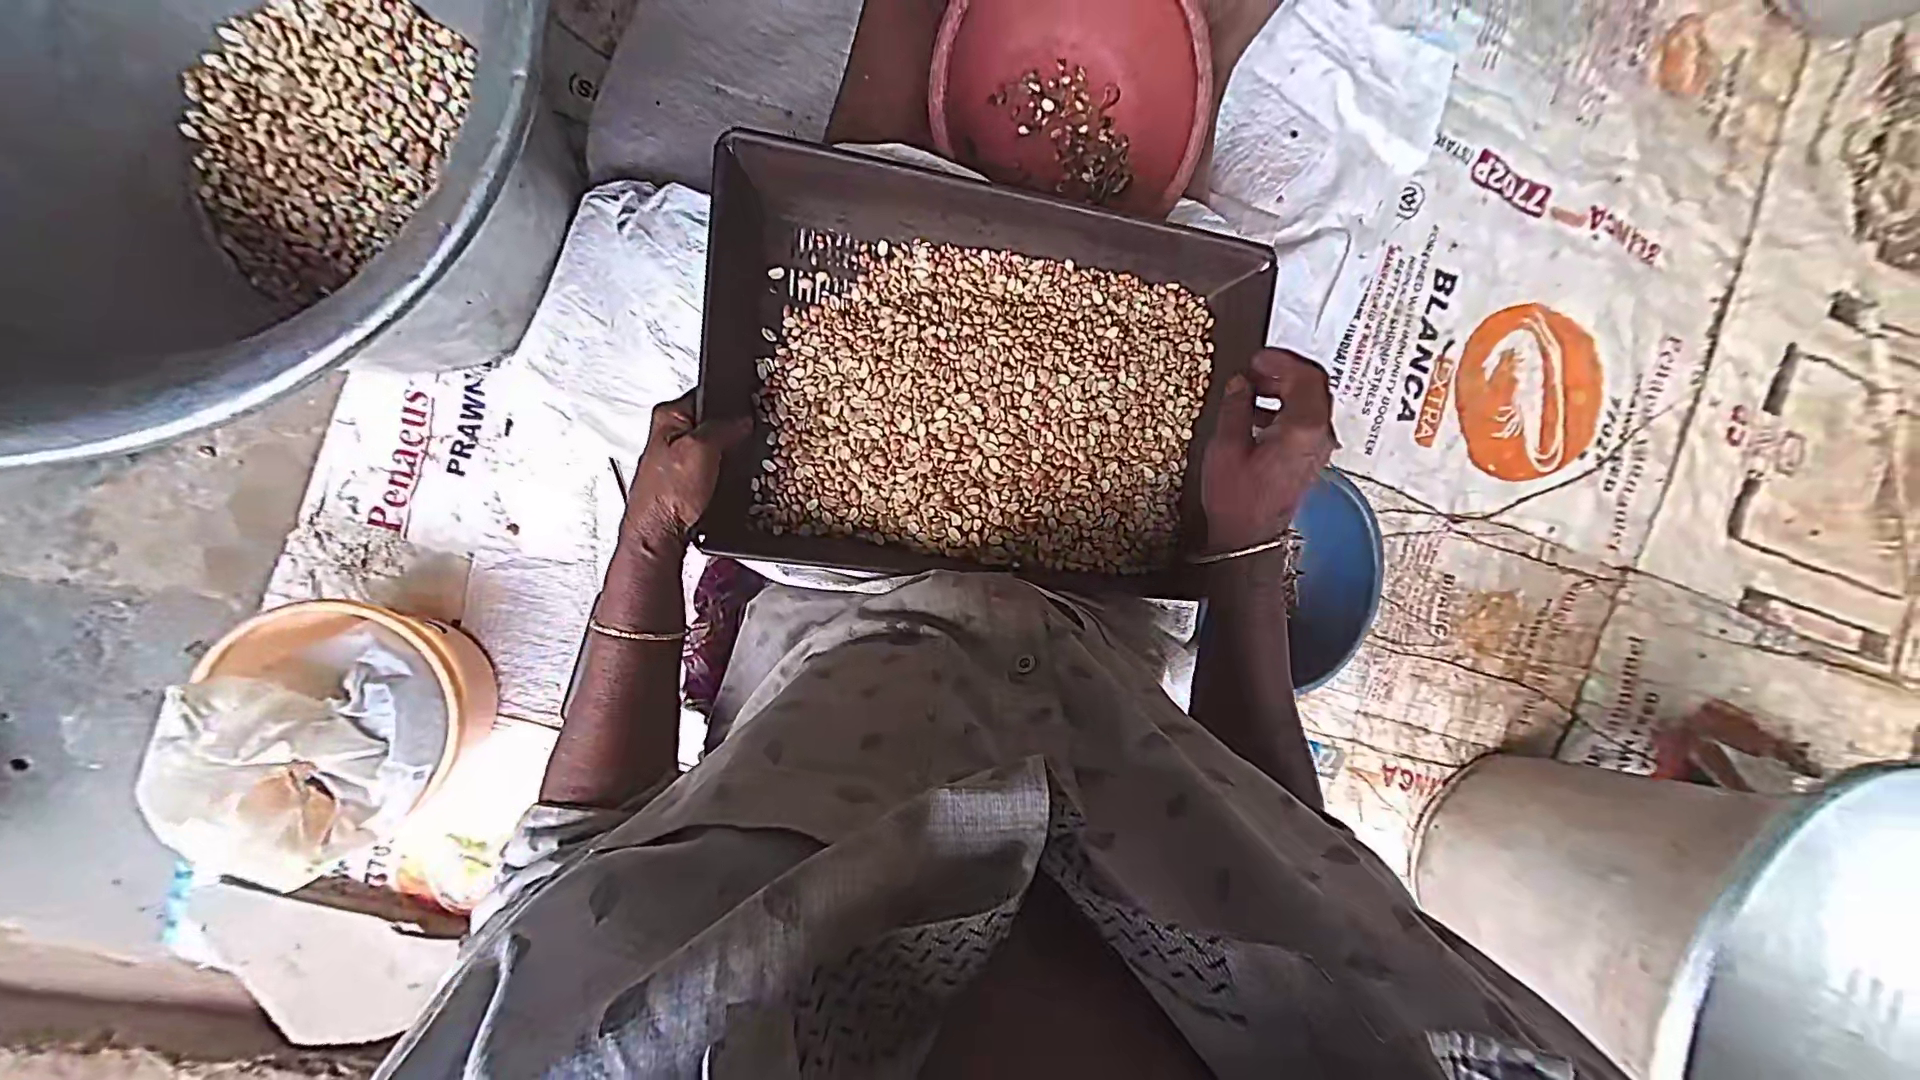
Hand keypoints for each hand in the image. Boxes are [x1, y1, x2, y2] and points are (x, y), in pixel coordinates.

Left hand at [623, 392, 751, 544]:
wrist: (659, 536)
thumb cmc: (665, 496)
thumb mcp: (701, 449)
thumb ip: (723, 427)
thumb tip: (742, 419)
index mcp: (669, 416)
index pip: (709, 397)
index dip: (732, 404)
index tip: (751, 413)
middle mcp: (673, 435)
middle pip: (717, 424)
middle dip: (735, 434)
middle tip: (745, 443)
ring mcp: (682, 459)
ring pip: (721, 449)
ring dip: (732, 459)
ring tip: (733, 470)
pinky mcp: (691, 480)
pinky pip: (719, 470)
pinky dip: (727, 476)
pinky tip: (726, 485)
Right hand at [1200, 349, 1338, 551]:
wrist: (1247, 537)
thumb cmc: (1236, 500)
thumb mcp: (1225, 447)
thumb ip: (1235, 408)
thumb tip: (1240, 384)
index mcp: (1302, 428)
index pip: (1305, 377)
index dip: (1281, 360)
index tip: (1257, 357)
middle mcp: (1318, 436)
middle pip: (1313, 387)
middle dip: (1283, 372)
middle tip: (1253, 370)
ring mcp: (1317, 448)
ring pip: (1310, 402)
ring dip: (1283, 389)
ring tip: (1251, 390)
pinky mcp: (1309, 458)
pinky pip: (1305, 421)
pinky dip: (1285, 408)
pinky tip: (1258, 414)